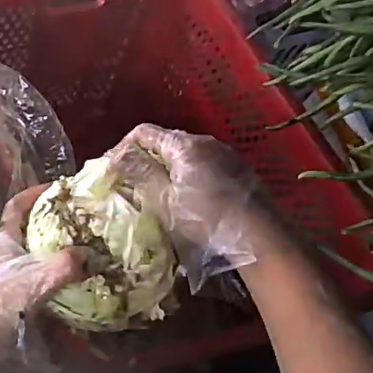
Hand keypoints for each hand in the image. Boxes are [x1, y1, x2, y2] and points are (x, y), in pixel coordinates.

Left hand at [0, 185, 88, 372]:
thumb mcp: (34, 279)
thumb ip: (65, 266)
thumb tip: (93, 256)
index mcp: (4, 243)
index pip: (16, 208)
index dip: (34, 194)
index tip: (59, 187)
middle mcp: (7, 259)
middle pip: (32, 234)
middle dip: (57, 227)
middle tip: (86, 224)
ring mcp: (12, 282)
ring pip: (41, 261)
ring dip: (64, 258)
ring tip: (92, 255)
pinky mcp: (19, 304)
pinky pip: (47, 288)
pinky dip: (64, 286)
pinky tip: (85, 289)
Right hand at [105, 123, 286, 277]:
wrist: (261, 239)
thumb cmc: (206, 220)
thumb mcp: (164, 200)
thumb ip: (139, 173)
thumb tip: (114, 155)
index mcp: (184, 145)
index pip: (144, 132)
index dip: (123, 148)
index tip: (112, 170)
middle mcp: (205, 142)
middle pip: (164, 142)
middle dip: (144, 159)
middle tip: (129, 184)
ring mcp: (225, 155)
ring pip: (185, 155)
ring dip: (166, 169)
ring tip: (155, 193)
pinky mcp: (237, 171)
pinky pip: (203, 165)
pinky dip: (186, 175)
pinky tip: (185, 198)